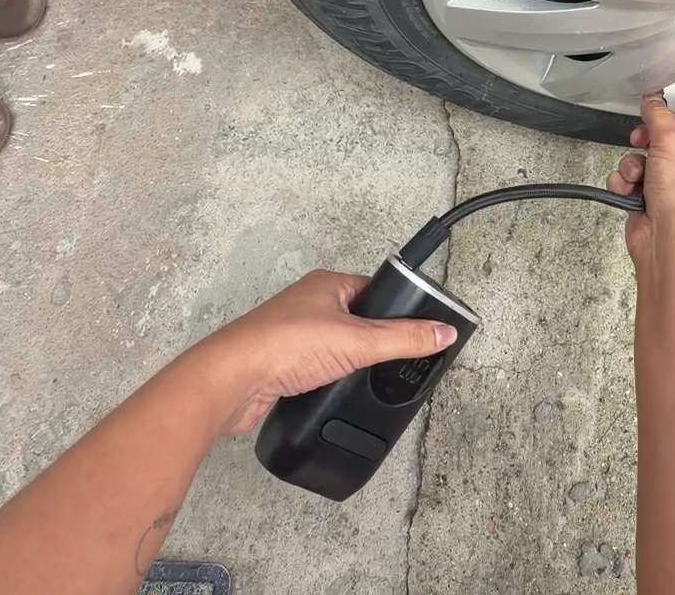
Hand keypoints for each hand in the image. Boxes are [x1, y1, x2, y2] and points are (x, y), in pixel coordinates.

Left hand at [188, 270, 456, 435]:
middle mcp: (309, 303)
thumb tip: (444, 331)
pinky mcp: (280, 363)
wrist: (231, 382)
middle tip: (394, 358)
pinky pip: (316, 366)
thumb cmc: (286, 345)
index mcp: (328, 284)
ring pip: (335, 344)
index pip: (375, 290)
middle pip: (356, 318)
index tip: (416, 328)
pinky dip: (329, 378)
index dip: (396, 309)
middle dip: (373, 338)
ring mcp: (292, 333)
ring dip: (349, 360)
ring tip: (366, 377)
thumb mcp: (358, 341)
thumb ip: (404, 338)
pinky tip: (337, 390)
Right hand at [606, 93, 674, 273]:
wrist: (667, 242)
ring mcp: (667, 189)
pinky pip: (629, 181)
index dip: (672, 122)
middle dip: (645, 143)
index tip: (654, 116)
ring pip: (640, 161)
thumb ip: (658, 117)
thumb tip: (651, 99)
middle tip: (638, 141)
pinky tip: (627, 191)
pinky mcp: (645, 202)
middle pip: (662, 144)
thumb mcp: (671, 144)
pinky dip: (624, 184)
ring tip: (637, 177)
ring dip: (631, 165)